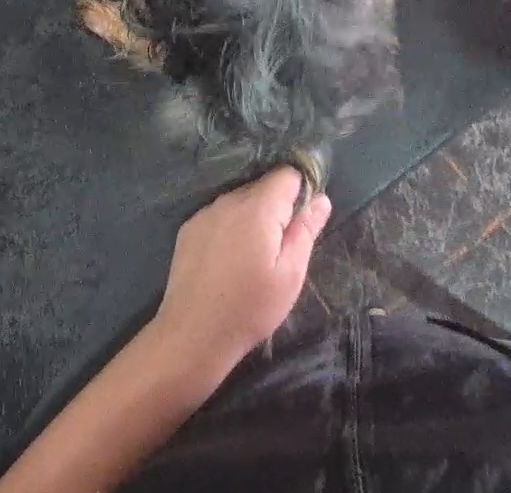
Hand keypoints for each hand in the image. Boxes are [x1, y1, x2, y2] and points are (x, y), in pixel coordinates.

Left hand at [151, 167, 330, 366]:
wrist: (193, 334)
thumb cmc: (250, 307)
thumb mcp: (290, 274)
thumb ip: (306, 230)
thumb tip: (321, 199)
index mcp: (257, 208)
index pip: (286, 175)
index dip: (301, 192)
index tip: (302, 223)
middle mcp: (228, 200)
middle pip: (262, 187)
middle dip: (277, 209)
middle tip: (280, 250)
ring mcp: (205, 213)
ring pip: (240, 201)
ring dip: (253, 218)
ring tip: (253, 258)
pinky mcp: (189, 228)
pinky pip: (219, 215)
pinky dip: (230, 228)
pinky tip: (229, 260)